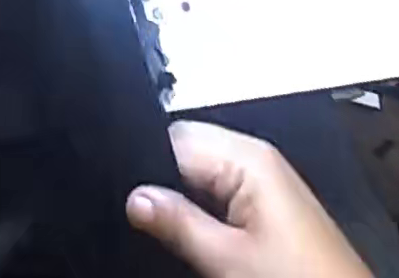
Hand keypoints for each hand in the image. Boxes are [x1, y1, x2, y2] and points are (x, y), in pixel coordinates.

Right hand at [127, 121, 371, 277]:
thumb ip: (179, 224)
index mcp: (248, 156)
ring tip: (166, 227)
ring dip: (185, 195)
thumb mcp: (228, 260)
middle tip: (143, 216)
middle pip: (192, 150)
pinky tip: (197, 234)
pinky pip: (224, 189)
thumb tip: (136, 197)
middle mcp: (257, 157)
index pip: (180, 137)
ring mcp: (265, 179)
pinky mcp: (269, 202)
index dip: (150, 164)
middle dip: (166, 178)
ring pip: (206, 171)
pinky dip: (205, 207)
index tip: (128, 193)